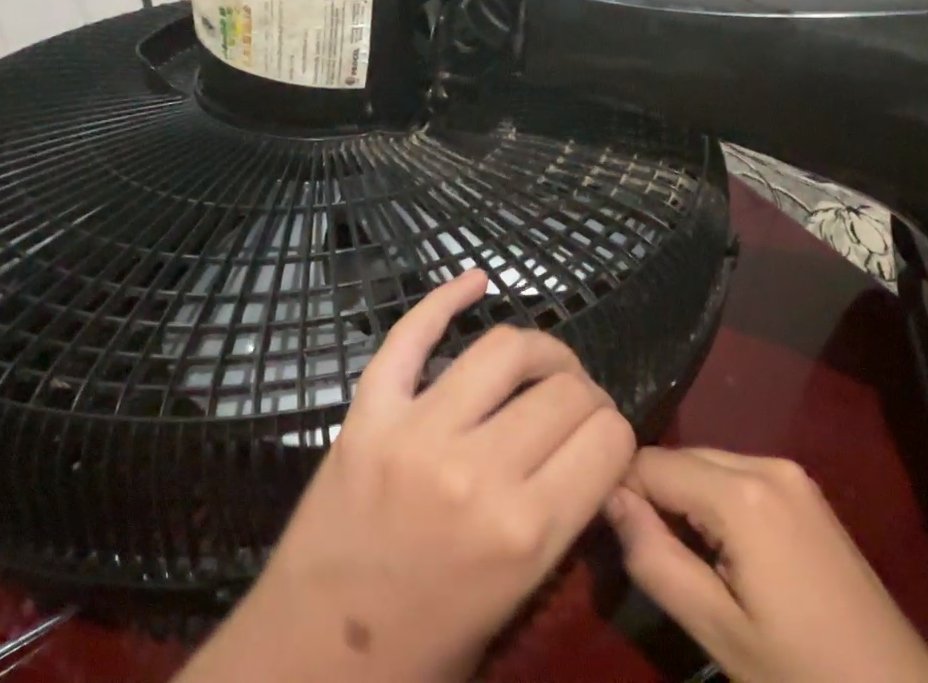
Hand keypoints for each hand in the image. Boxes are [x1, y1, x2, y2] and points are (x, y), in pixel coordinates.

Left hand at [177, 270, 636, 682]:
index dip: (615, 434)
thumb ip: (566, 516)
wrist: (312, 656)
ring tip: (538, 368)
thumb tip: (594, 449)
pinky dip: (445, 299)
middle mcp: (478, 471)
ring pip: (506, 348)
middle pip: (569, 389)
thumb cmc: (427, 641)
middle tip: (570, 412)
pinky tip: (474, 282)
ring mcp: (416, 433)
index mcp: (527, 529)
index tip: (599, 444)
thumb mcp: (521, 595)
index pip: (610, 436)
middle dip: (584, 395)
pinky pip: (411, 336)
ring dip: (539, 350)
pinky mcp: (367, 413)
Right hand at [604, 447, 927, 682]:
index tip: (609, 538)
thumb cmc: (801, 671)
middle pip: (680, 459)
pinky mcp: (806, 493)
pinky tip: (720, 553)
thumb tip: (610, 499)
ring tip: (681, 560)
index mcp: (742, 494)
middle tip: (644, 557)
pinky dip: (714, 503)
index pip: (650, 463)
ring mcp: (793, 475)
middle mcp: (767, 464)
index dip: (620, 494)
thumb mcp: (715, 627)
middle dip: (652, 496)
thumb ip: (654, 558)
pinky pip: (738, 479)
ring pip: (707, 466)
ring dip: (682, 501)